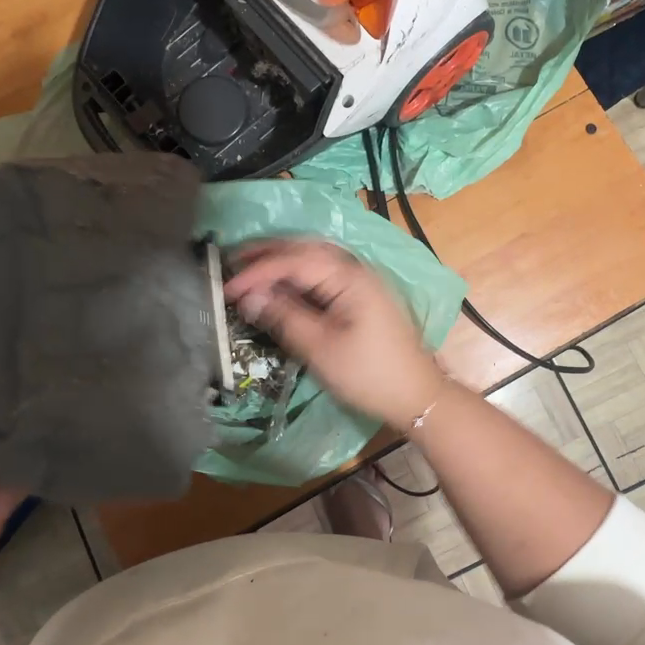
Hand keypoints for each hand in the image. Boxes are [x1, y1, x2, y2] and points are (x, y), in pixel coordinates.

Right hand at [226, 239, 449, 428]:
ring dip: (281, 261)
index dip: (257, 271)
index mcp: (348, 277)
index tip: (227, 285)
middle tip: (231, 263)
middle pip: (304, 249)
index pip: (294, 261)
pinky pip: (323, 273)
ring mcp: (361, 280)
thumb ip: (284, 317)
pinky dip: (297, 275)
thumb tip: (250, 297)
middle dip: (266, 254)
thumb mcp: (321, 349)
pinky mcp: (361, 295)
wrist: (416, 395)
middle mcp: (355, 268)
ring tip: (249, 270)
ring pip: (314, 258)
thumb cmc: (368, 374)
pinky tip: (280, 286)